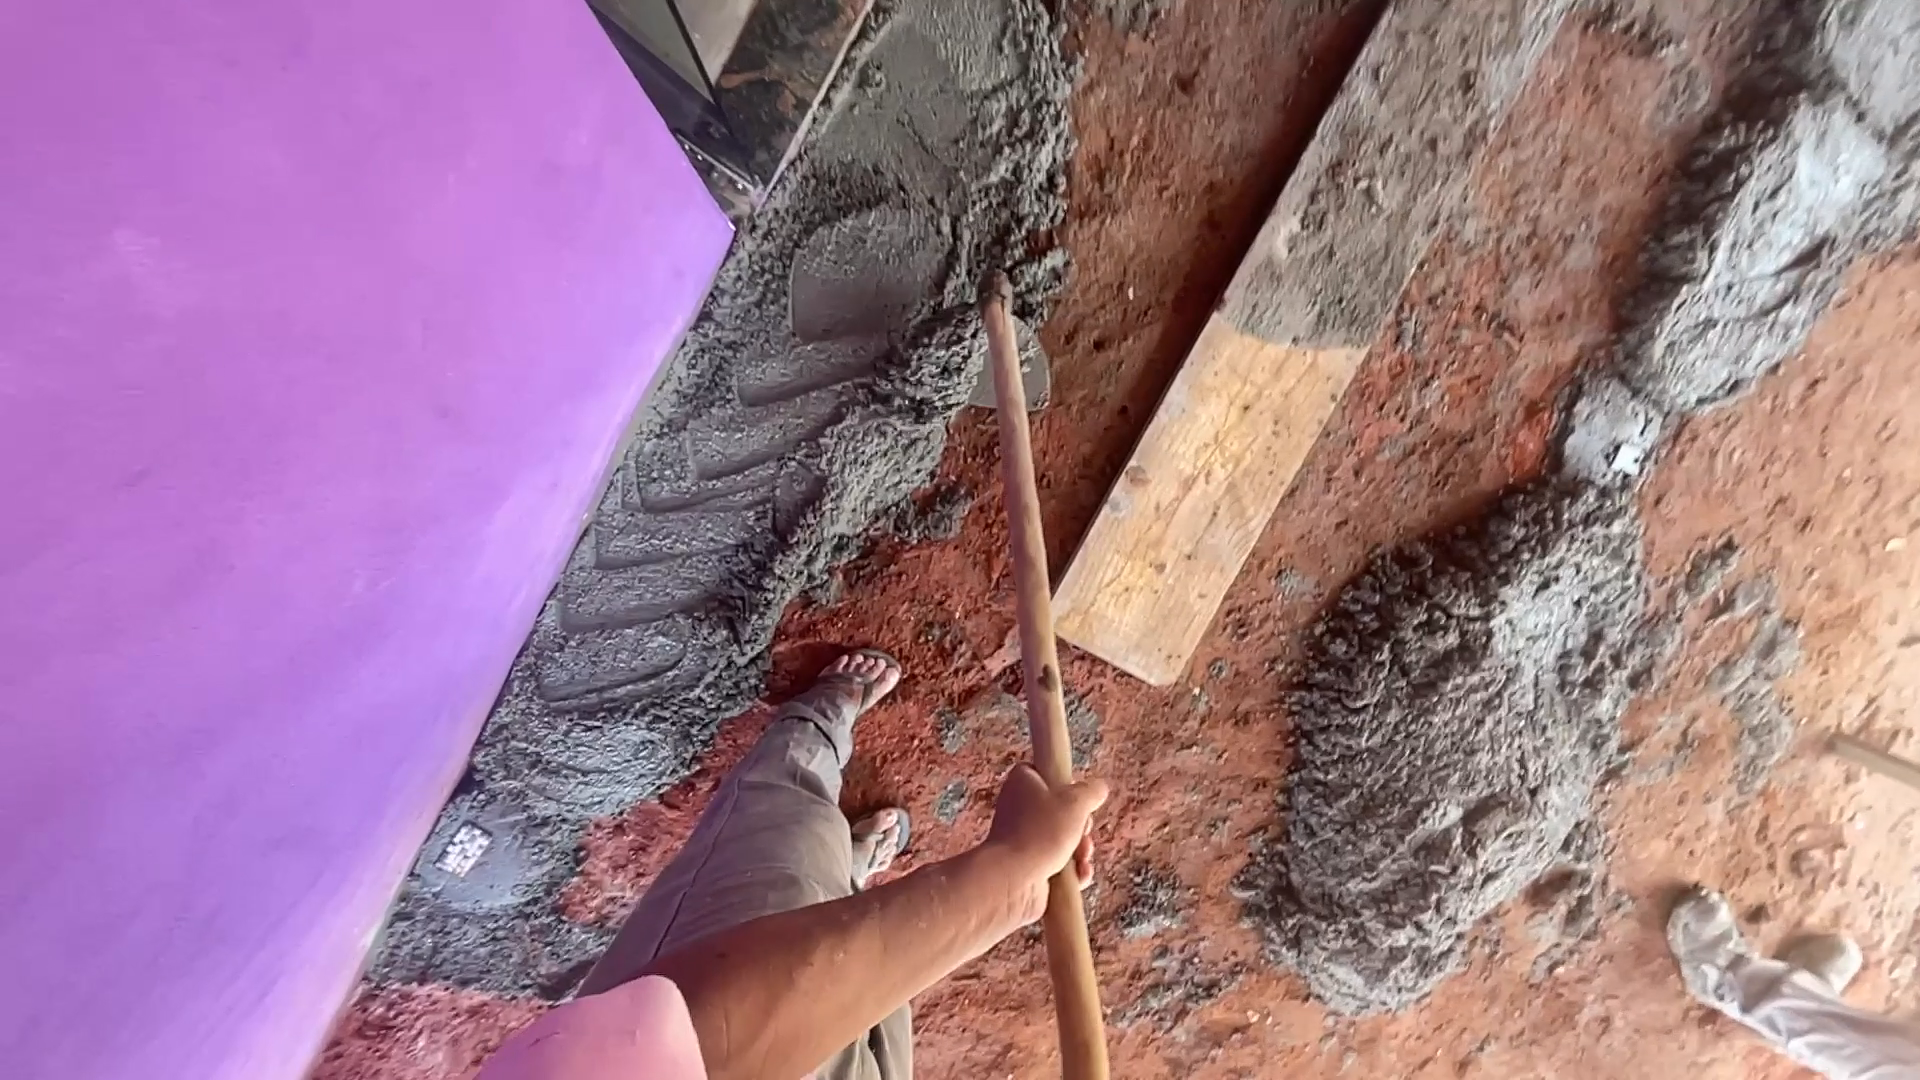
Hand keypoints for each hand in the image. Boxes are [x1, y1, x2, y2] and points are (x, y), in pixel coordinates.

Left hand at [982, 764, 1108, 924]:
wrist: (1014, 878)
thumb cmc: (1041, 831)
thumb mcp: (1076, 802)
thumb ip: (1090, 792)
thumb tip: (1099, 787)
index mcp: (1022, 781)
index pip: (1043, 772)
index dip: (1065, 784)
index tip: (1078, 796)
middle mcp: (1017, 807)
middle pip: (1058, 809)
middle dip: (1079, 824)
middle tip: (1083, 829)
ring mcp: (1021, 838)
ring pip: (1060, 838)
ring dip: (1079, 849)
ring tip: (1083, 857)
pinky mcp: (1026, 865)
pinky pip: (1055, 863)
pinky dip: (1071, 871)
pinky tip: (1080, 875)